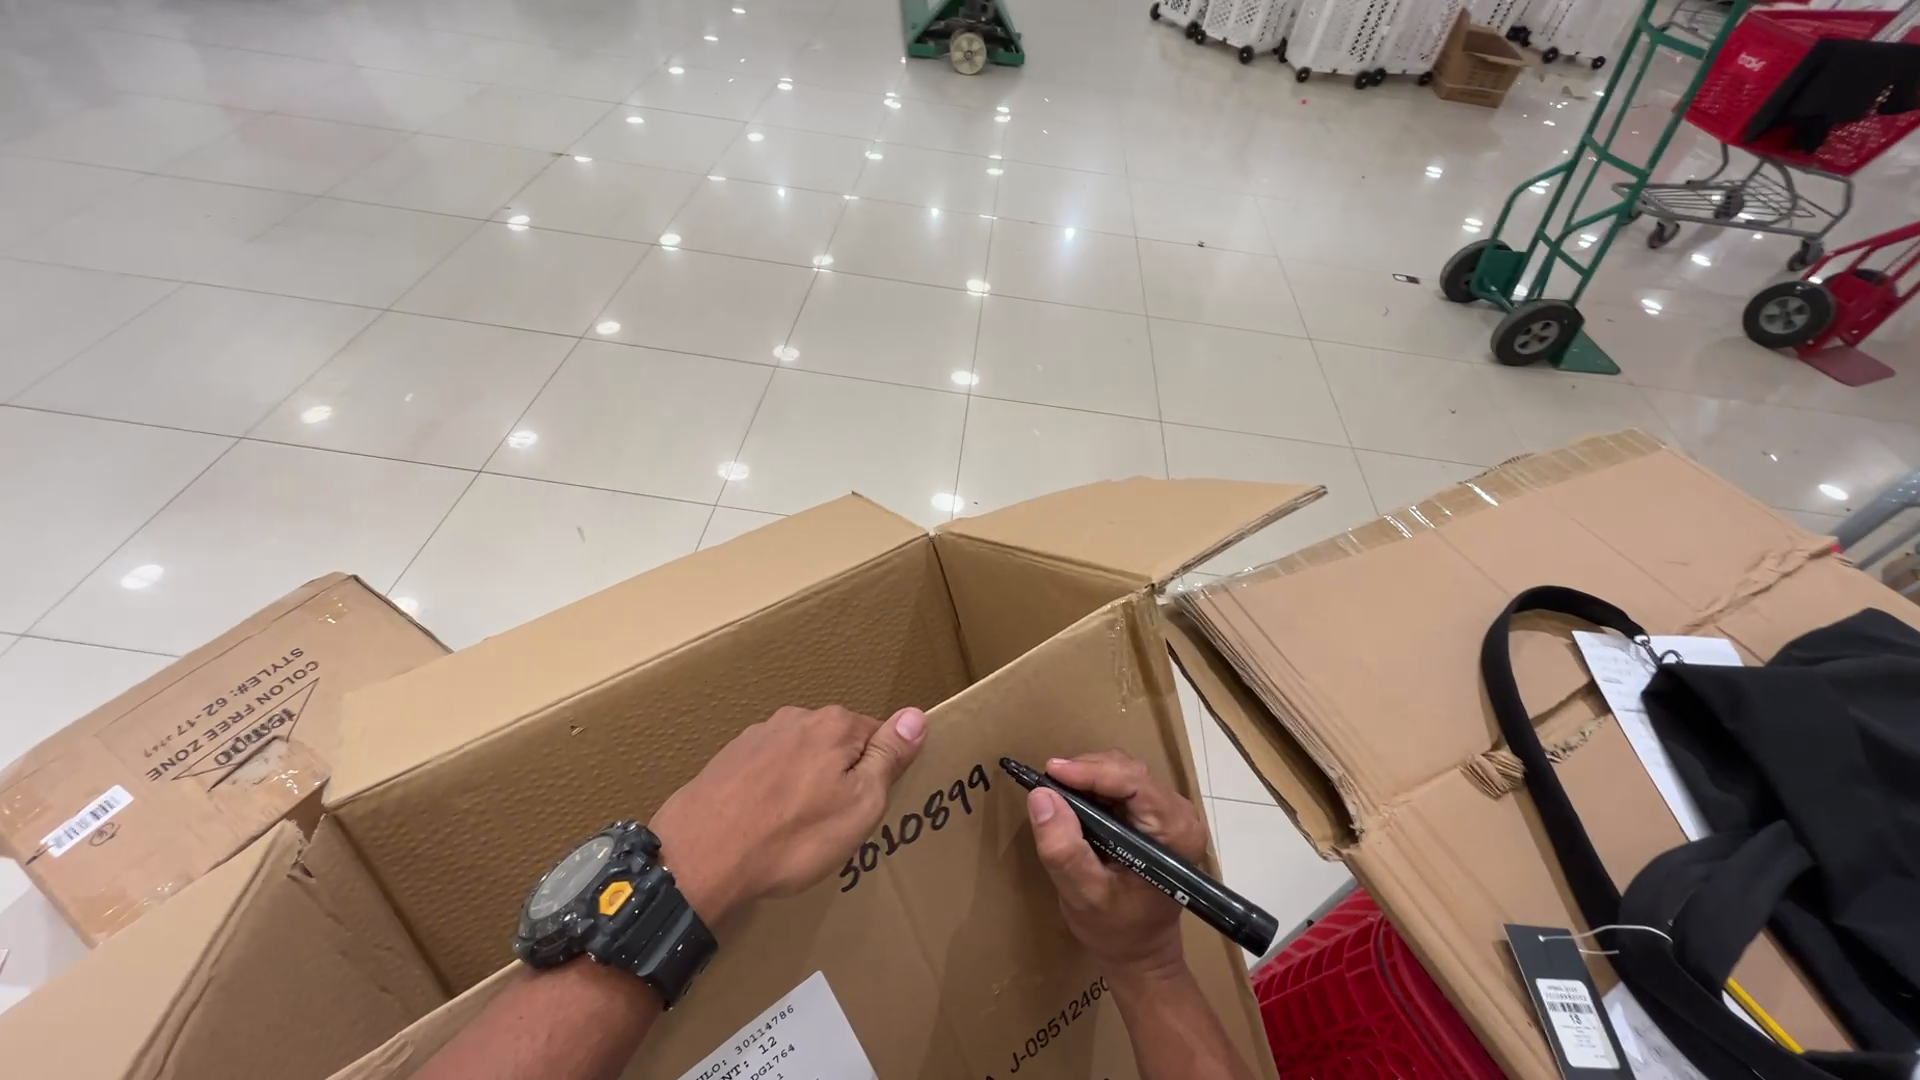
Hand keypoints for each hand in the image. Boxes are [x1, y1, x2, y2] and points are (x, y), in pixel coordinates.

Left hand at [652, 705, 926, 926]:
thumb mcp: (860, 805)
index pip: (879, 737)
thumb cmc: (789, 837)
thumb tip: (916, 715)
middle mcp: (797, 718)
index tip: (868, 807)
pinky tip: (765, 825)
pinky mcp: (728, 758)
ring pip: (801, 758)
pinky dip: (772, 793)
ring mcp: (758, 736)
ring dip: (805, 785)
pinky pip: (768, 771)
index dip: (879, 775)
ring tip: (796, 831)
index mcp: (835, 725)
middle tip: (834, 825)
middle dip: (841, 778)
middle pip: (838, 745)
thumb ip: (889, 756)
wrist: (699, 858)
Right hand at [1027, 751, 1210, 980]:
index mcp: (1175, 833)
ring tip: (1056, 795)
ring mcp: (1169, 812)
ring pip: (1122, 772)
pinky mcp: (1155, 813)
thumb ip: (1064, 850)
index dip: (1090, 771)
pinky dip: (1092, 786)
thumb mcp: (1084, 896)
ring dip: (1086, 778)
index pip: (1134, 782)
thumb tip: (1041, 796)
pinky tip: (1072, 801)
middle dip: (1084, 772)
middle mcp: (1179, 815)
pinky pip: (1121, 783)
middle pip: (1127, 771)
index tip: (1050, 772)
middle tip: (1046, 786)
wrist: (1141, 952)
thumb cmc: (1117, 930)